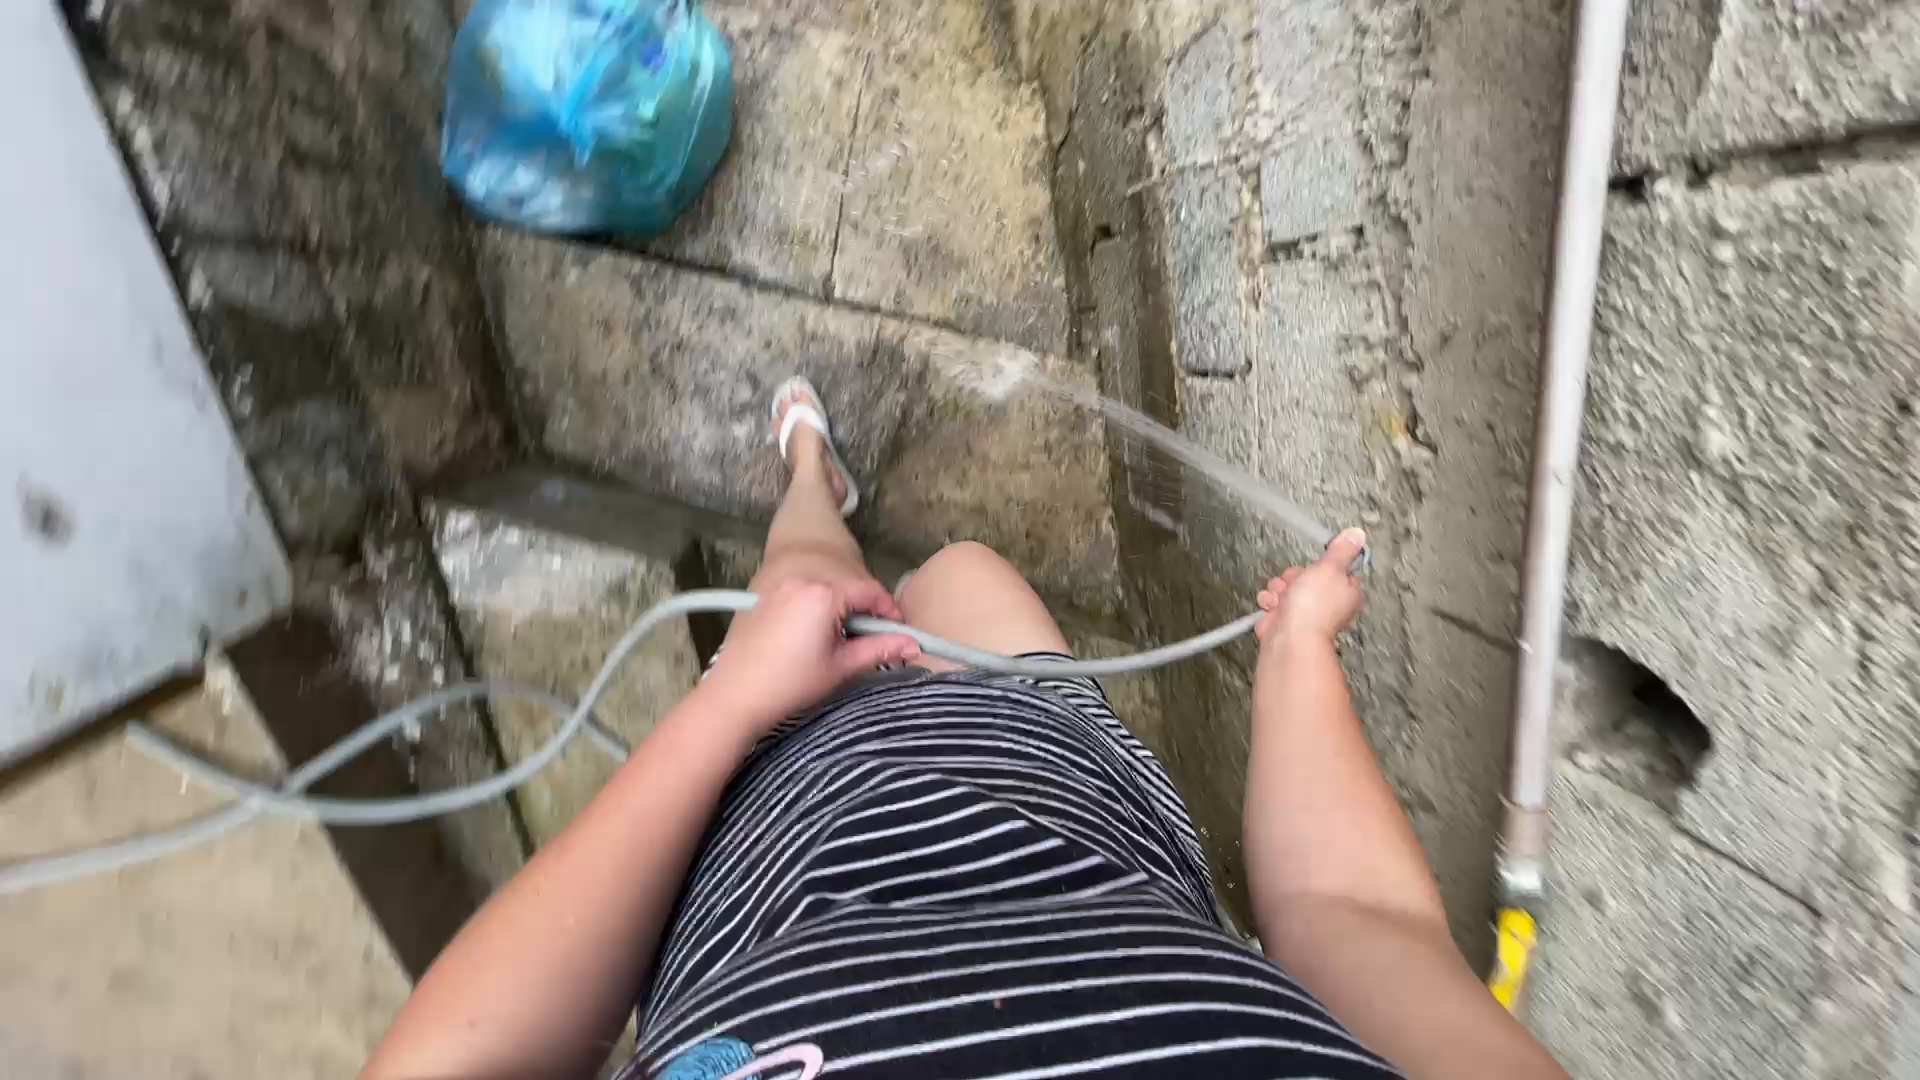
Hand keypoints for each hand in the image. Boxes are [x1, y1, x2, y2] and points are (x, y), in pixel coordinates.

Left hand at [700, 577, 920, 731]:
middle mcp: (802, 581)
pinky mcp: (765, 599)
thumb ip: (880, 649)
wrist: (735, 696)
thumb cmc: (791, 682)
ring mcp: (780, 588)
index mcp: (824, 594)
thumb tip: (914, 645)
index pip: (870, 592)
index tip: (899, 633)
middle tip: (872, 642)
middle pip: (848, 590)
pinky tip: (814, 640)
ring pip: (825, 592)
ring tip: (842, 644)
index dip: (890, 611)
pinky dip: (817, 611)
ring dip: (841, 612)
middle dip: (865, 613)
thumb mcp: (841, 666)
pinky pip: (803, 596)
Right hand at [1255, 528, 1366, 650]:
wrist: (1290, 636)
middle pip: (1305, 575)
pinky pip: (1272, 600)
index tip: (1316, 567)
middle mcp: (1327, 602)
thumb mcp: (1330, 569)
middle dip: (1294, 576)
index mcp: (1346, 590)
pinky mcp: (1284, 618)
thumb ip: (1341, 551)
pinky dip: (1269, 601)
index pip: (1333, 568)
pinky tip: (1273, 606)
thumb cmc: (1313, 609)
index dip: (1320, 564)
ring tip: (1284, 597)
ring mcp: (1304, 611)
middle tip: (1298, 584)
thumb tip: (1356, 535)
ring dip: (1279, 589)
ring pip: (1286, 586)